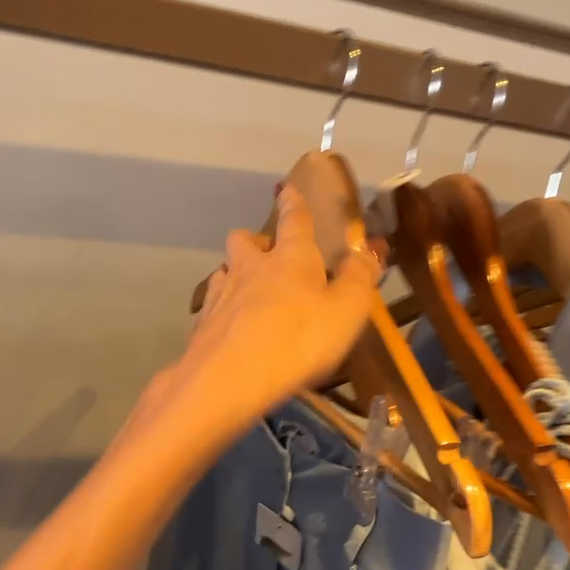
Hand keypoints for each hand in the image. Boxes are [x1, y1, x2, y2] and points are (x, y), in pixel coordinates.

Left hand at [170, 184, 382, 436]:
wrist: (230, 379)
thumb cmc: (299, 340)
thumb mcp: (347, 311)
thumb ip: (359, 278)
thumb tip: (368, 250)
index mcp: (292, 257)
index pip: (294, 219)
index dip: (294, 203)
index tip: (288, 190)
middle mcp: (251, 267)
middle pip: (243, 240)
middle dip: (254, 241)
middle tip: (266, 256)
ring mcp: (220, 295)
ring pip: (223, 271)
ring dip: (233, 275)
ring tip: (246, 293)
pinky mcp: (202, 326)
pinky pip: (211, 307)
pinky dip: (220, 311)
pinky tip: (228, 327)